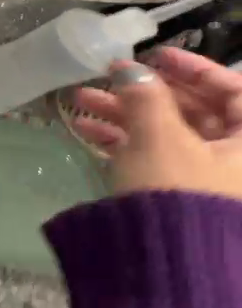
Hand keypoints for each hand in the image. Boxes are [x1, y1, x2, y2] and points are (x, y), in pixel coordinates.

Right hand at [70, 47, 241, 197]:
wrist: (173, 252)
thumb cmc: (179, 186)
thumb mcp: (158, 137)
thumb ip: (144, 97)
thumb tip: (130, 69)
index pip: (235, 91)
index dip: (194, 68)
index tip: (153, 55)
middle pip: (198, 110)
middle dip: (147, 91)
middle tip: (108, 76)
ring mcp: (214, 173)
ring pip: (171, 131)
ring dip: (126, 112)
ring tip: (81, 100)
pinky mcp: (183, 189)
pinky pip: (157, 153)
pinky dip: (125, 138)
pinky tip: (86, 129)